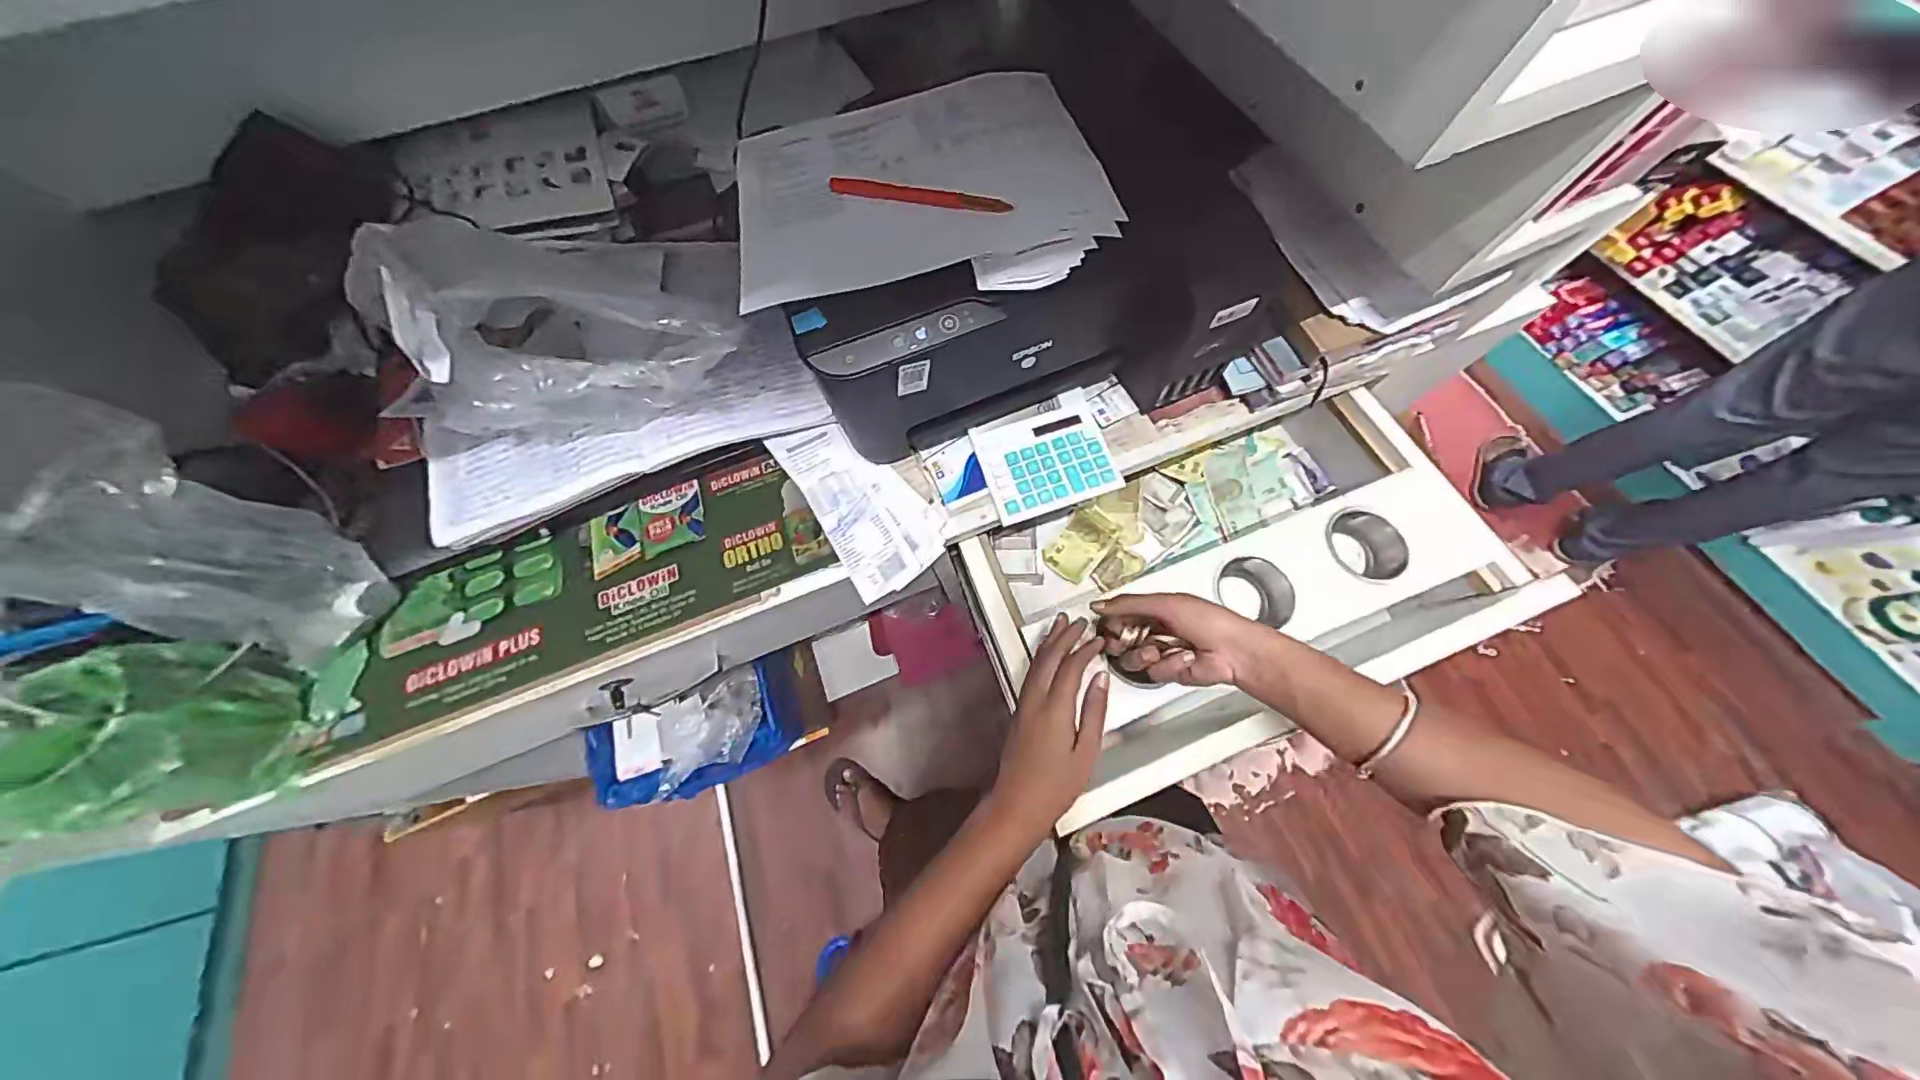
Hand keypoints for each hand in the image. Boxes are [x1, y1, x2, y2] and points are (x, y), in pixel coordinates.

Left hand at [987, 614, 1108, 833]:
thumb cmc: (1057, 786)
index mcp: (1055, 709)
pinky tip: (1047, 654)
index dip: (1085, 649)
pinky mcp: (1018, 711)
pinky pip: (1031, 674)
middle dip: (1065, 636)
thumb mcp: (1086, 753)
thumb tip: (1101, 678)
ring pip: (1036, 664)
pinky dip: (1041, 658)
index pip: (1071, 667)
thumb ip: (1095, 712)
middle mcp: (1035, 700)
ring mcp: (1023, 705)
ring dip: (1049, 642)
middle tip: (1080, 620)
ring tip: (1060, 624)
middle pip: (1049, 658)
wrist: (1015, 805)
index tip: (1099, 638)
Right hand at [1093, 593, 1266, 686]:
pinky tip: (1185, 657)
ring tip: (1160, 650)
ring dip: (1144, 654)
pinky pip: (1152, 672)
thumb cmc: (1208, 620)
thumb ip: (1128, 604)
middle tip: (1124, 641)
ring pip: (1131, 659)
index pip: (1117, 617)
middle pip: (1118, 640)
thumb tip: (1098, 605)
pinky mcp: (1167, 672)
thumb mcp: (1165, 604)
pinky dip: (1168, 664)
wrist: (1236, 651)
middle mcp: (1151, 631)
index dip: (1109, 623)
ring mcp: (1158, 653)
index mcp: (1150, 610)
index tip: (1109, 626)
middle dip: (1120, 642)